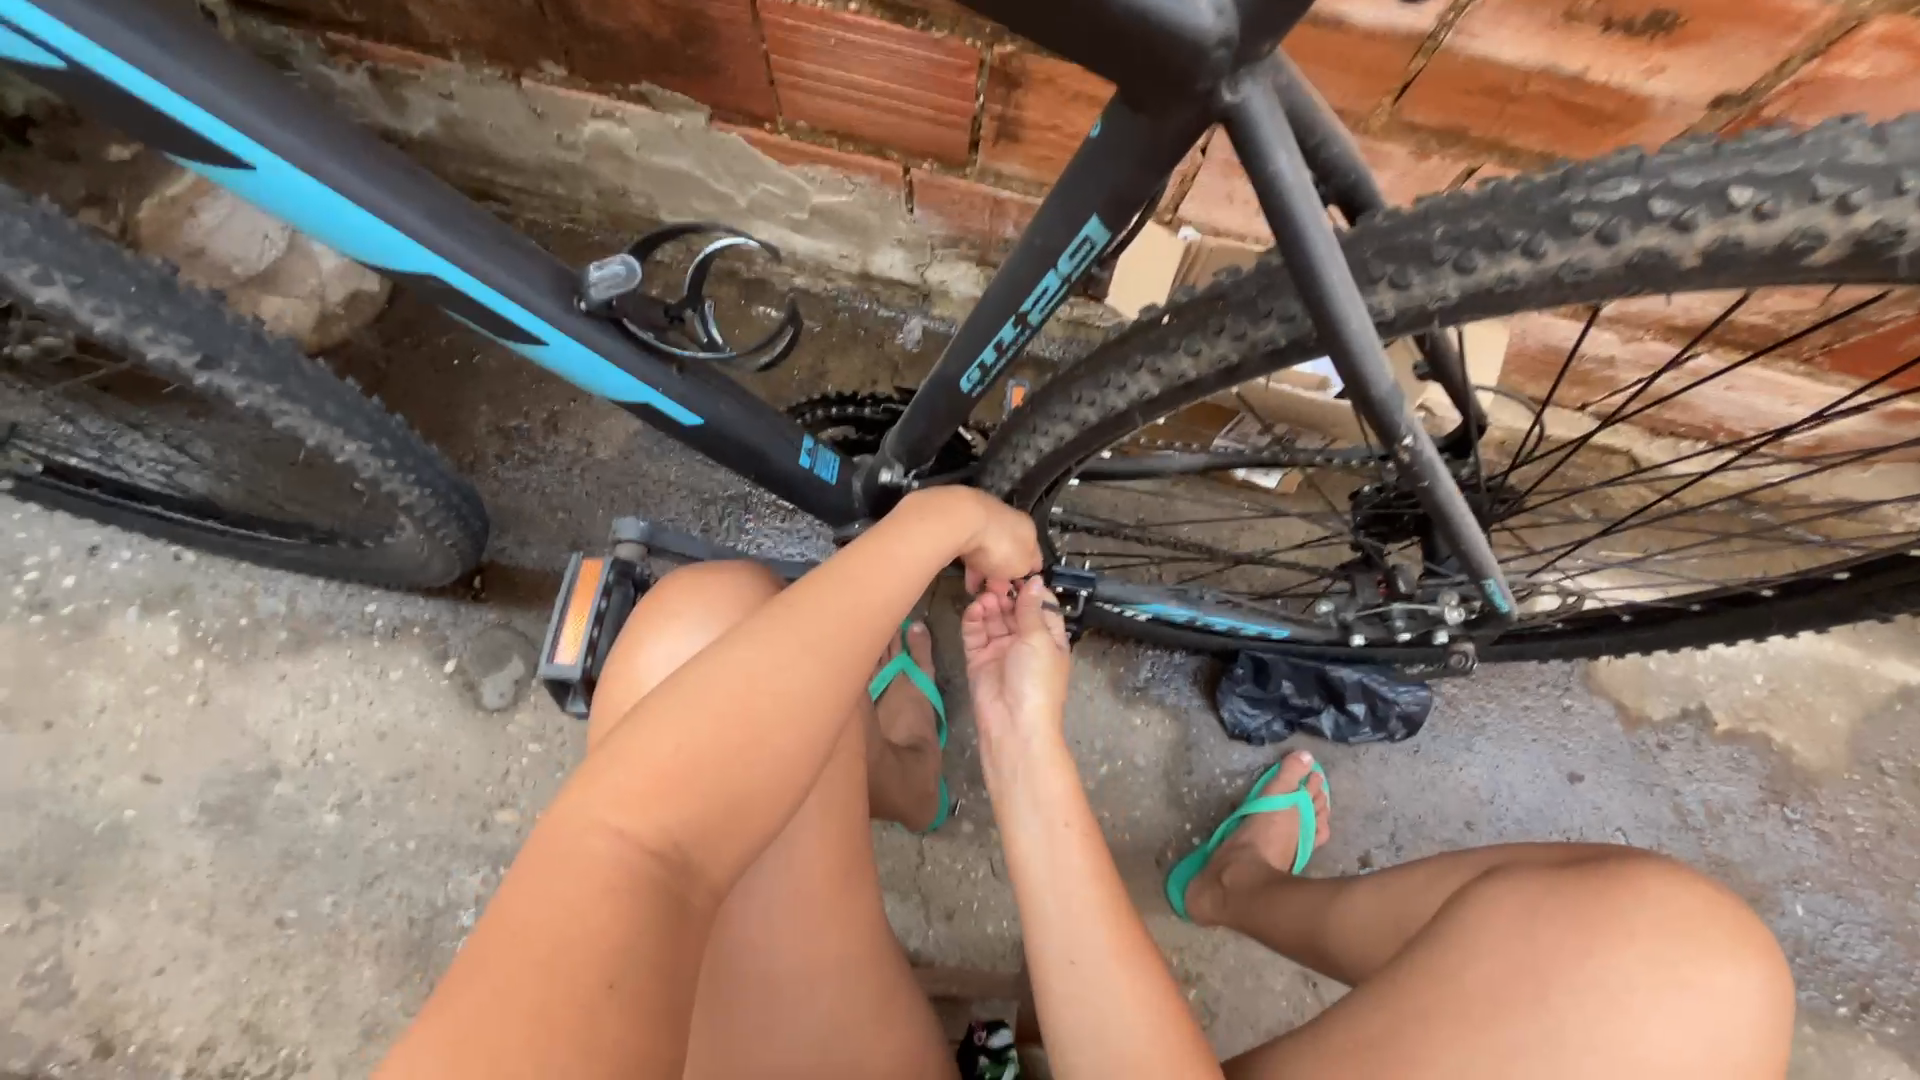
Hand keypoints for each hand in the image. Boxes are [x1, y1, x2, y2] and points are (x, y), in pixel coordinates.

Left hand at [902, 487, 1042, 594]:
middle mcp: (1009, 520)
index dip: (1027, 572)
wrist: (962, 522)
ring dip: (984, 569)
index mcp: (1029, 529)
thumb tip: (1024, 569)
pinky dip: (969, 563)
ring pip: (988, 550)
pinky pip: (970, 548)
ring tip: (978, 589)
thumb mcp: (1022, 566)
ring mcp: (984, 518)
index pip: (1033, 553)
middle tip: (996, 592)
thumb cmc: (1000, 547)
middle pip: (1009, 551)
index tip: (1019, 588)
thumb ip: (1025, 568)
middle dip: (1002, 573)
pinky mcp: (961, 522)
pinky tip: (965, 578)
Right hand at [962, 577, 1071, 752]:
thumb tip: (1035, 580)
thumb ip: (1032, 608)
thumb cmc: (1037, 681)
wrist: (1014, 725)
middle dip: (1005, 594)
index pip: (1040, 606)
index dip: (1029, 589)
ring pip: (993, 619)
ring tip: (985, 596)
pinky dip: (974, 620)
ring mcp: (1000, 651)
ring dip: (990, 605)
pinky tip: (975, 609)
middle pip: (1013, 610)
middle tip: (994, 579)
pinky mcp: (979, 659)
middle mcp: (1025, 643)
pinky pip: (975, 634)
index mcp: (1049, 639)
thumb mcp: (1040, 639)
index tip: (1017, 571)